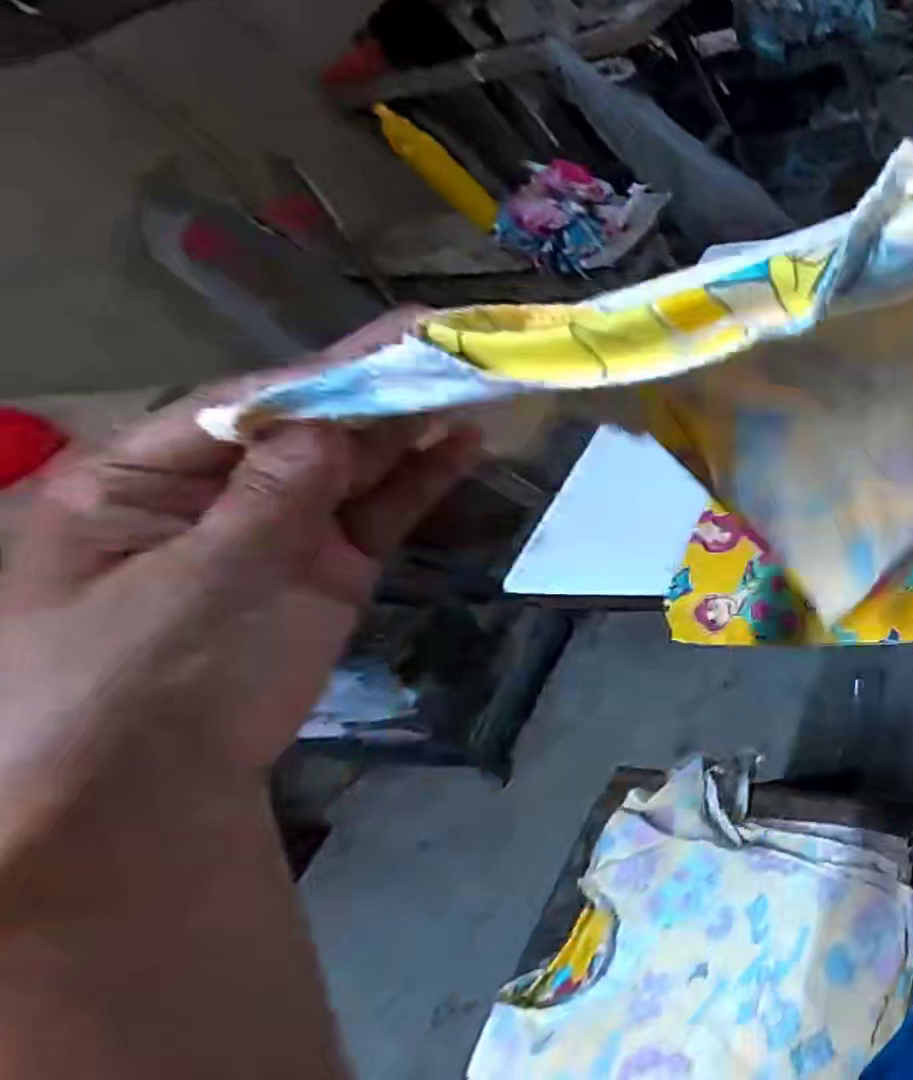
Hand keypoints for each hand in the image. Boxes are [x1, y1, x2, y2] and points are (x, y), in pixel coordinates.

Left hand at [0, 311, 480, 849]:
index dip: (328, 377)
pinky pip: (385, 510)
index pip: (247, 409)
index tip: (401, 342)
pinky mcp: (336, 562)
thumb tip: (331, 428)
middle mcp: (218, 489)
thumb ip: (263, 504)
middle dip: (381, 390)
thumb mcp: (183, 587)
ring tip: (475, 386)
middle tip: (456, 347)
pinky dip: (425, 479)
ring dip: (414, 427)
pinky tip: (464, 446)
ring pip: (360, 463)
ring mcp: (284, 527)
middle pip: (314, 427)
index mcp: (143, 478)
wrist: (150, 786)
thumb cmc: (124, 686)